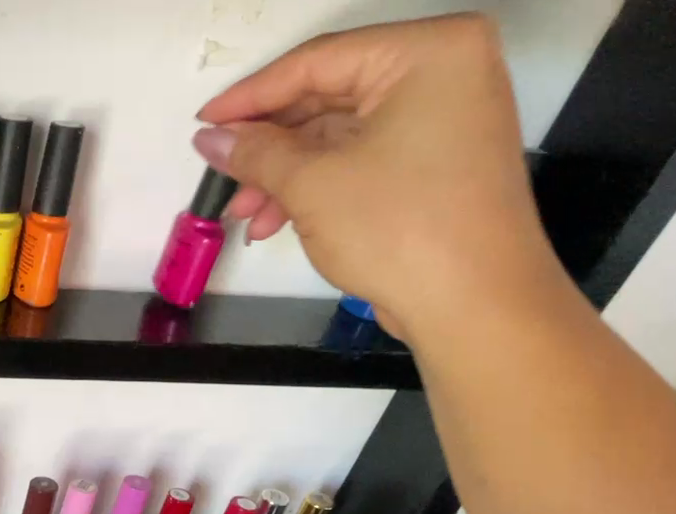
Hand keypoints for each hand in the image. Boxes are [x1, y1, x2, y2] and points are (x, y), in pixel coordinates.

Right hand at [195, 14, 561, 336]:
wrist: (473, 300)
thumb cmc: (399, 227)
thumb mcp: (312, 184)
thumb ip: (255, 153)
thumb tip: (209, 138)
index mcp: (426, 51)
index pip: (316, 62)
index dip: (250, 96)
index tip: (203, 124)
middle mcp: (441, 71)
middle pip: (326, 97)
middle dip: (267, 145)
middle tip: (220, 175)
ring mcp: (440, 118)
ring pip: (337, 134)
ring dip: (283, 174)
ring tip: (244, 216)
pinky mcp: (431, 161)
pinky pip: (358, 157)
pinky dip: (314, 186)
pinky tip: (275, 220)